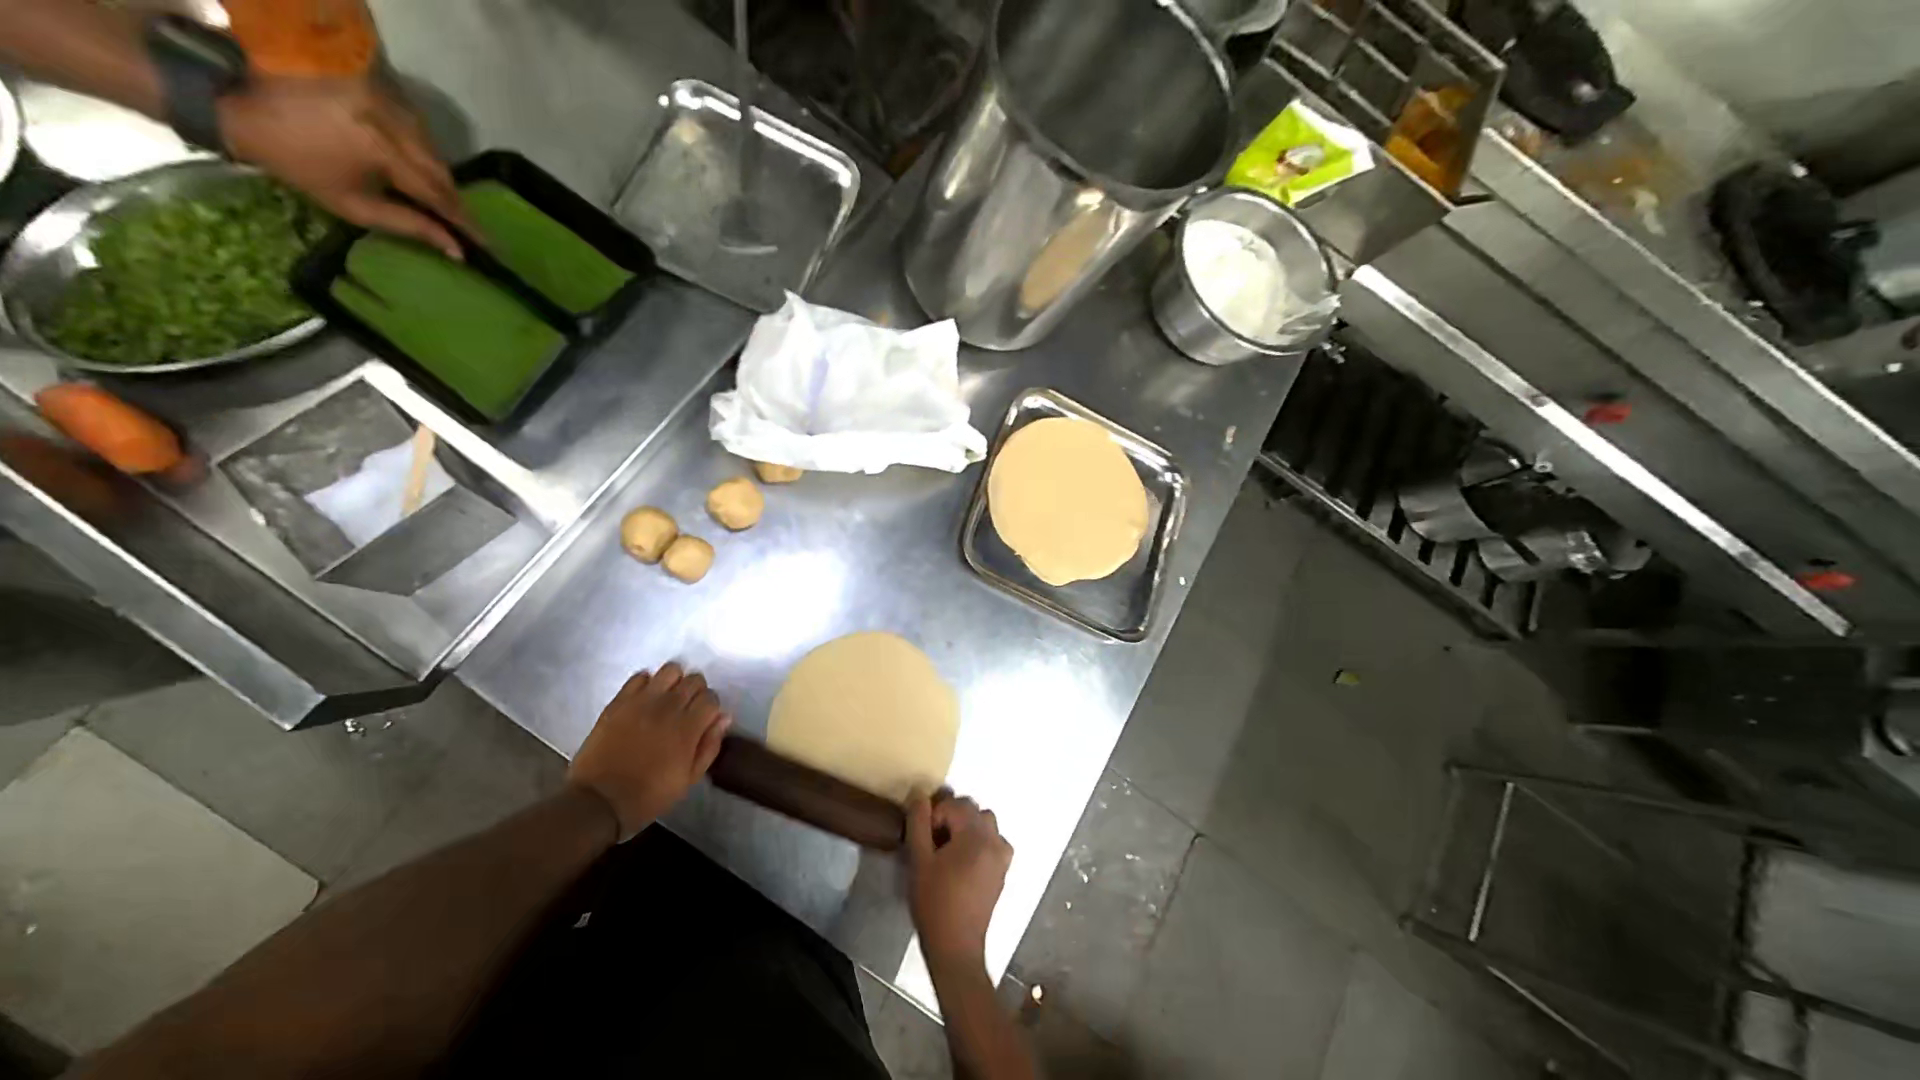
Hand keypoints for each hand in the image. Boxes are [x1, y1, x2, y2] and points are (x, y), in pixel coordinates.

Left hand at [217, 74, 467, 257]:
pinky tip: (420, 167)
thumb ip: (409, 226)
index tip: (488, 245)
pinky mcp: (381, 91)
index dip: (465, 221)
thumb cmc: (295, 162)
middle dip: (454, 200)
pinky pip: (419, 131)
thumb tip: (456, 250)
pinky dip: (425, 153)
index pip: (439, 194)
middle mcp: (395, 123)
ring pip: (434, 150)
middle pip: (442, 170)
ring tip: (442, 200)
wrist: (240, 103)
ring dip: (441, 177)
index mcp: (386, 151)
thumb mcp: (352, 204)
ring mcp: (389, 103)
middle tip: (465, 225)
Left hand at [567, 664, 731, 840]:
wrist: (600, 801)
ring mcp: (641, 701)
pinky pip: (640, 677)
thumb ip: (710, 745)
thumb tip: (724, 717)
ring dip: (675, 681)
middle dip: (697, 692)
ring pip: (670, 670)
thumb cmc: (650, 795)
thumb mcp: (689, 778)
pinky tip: (646, 699)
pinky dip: (648, 683)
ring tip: (669, 698)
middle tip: (688, 710)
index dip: (711, 707)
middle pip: (694, 680)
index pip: (711, 698)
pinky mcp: (619, 702)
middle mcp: (668, 708)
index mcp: (688, 728)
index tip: (704, 719)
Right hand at [906, 791, 1013, 969]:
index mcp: (976, 835)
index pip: (956, 805)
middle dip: (952, 818)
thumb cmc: (934, 902)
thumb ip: (918, 823)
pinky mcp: (1003, 871)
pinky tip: (963, 863)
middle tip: (933, 842)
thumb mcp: (919, 860)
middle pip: (973, 811)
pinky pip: (993, 842)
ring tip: (948, 850)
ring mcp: (1002, 856)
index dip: (936, 815)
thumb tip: (920, 795)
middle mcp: (995, 840)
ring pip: (985, 824)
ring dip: (967, 828)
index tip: (924, 838)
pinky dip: (979, 842)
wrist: (955, 945)